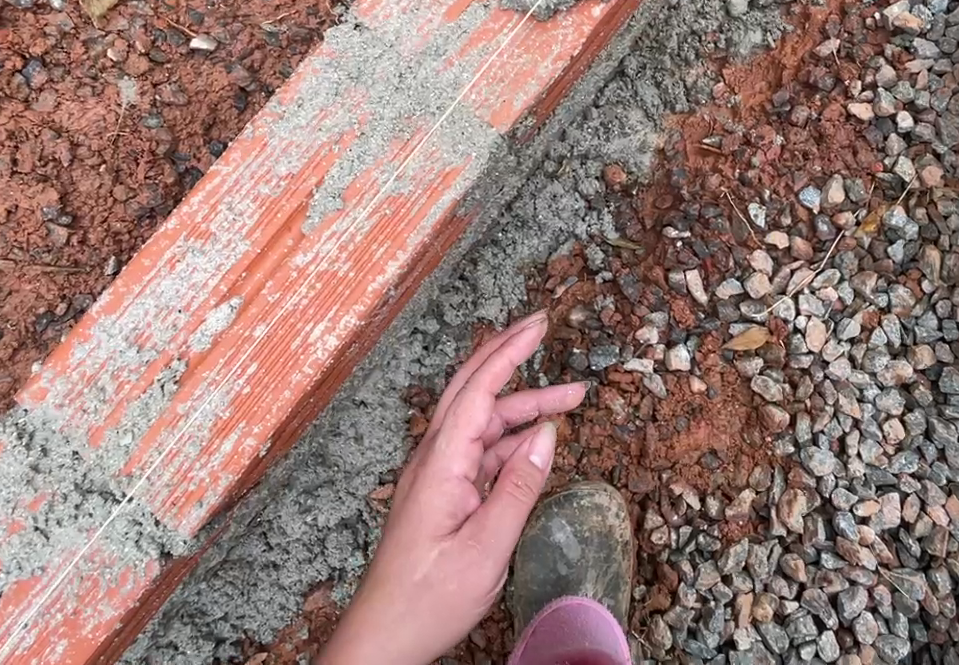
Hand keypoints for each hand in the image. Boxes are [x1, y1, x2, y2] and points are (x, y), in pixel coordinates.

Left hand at [320, 312, 586, 664]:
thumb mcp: (487, 548)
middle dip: (511, 356)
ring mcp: (440, 470)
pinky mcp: (446, 488)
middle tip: (544, 329)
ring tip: (573, 400)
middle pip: (475, 389)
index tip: (539, 324)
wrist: (385, 636)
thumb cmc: (430, 598)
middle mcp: (437, 454)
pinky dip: (515, 440)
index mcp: (442, 460)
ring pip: (485, 420)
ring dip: (526, 406)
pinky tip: (540, 444)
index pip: (479, 388)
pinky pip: (483, 450)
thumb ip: (519, 486)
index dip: (510, 351)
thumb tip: (549, 432)